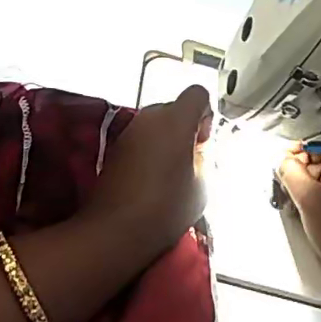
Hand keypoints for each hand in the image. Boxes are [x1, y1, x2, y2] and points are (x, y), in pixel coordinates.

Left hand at [87, 86, 211, 261]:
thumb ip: (204, 155)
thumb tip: (198, 145)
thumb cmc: (167, 206)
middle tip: (188, 161)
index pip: (198, 94)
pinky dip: (148, 150)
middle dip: (184, 129)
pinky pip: (140, 138)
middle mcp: (149, 117)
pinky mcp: (114, 146)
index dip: (205, 115)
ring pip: (156, 124)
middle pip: (174, 109)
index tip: (202, 142)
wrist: (117, 228)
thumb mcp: (202, 183)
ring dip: (165, 140)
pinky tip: (150, 179)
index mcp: (176, 119)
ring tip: (169, 174)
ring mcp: (128, 130)